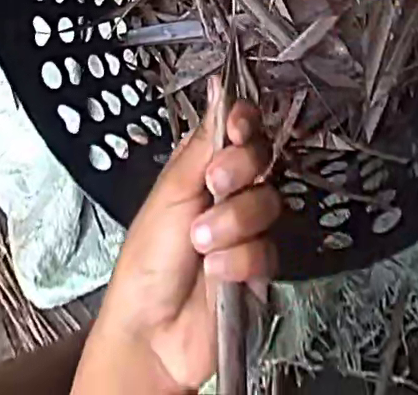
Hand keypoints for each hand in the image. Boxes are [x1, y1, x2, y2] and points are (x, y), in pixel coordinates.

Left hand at [75, 102, 279, 393]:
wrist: (152, 329)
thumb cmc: (149, 255)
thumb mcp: (172, 189)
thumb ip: (204, 142)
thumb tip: (219, 87)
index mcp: (202, 163)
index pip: (237, 126)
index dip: (244, 121)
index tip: (239, 127)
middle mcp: (228, 189)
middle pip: (259, 157)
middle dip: (238, 170)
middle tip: (214, 185)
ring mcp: (245, 226)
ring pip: (266, 202)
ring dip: (232, 223)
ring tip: (202, 241)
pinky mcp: (258, 263)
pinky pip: (268, 249)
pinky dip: (240, 260)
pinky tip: (217, 271)